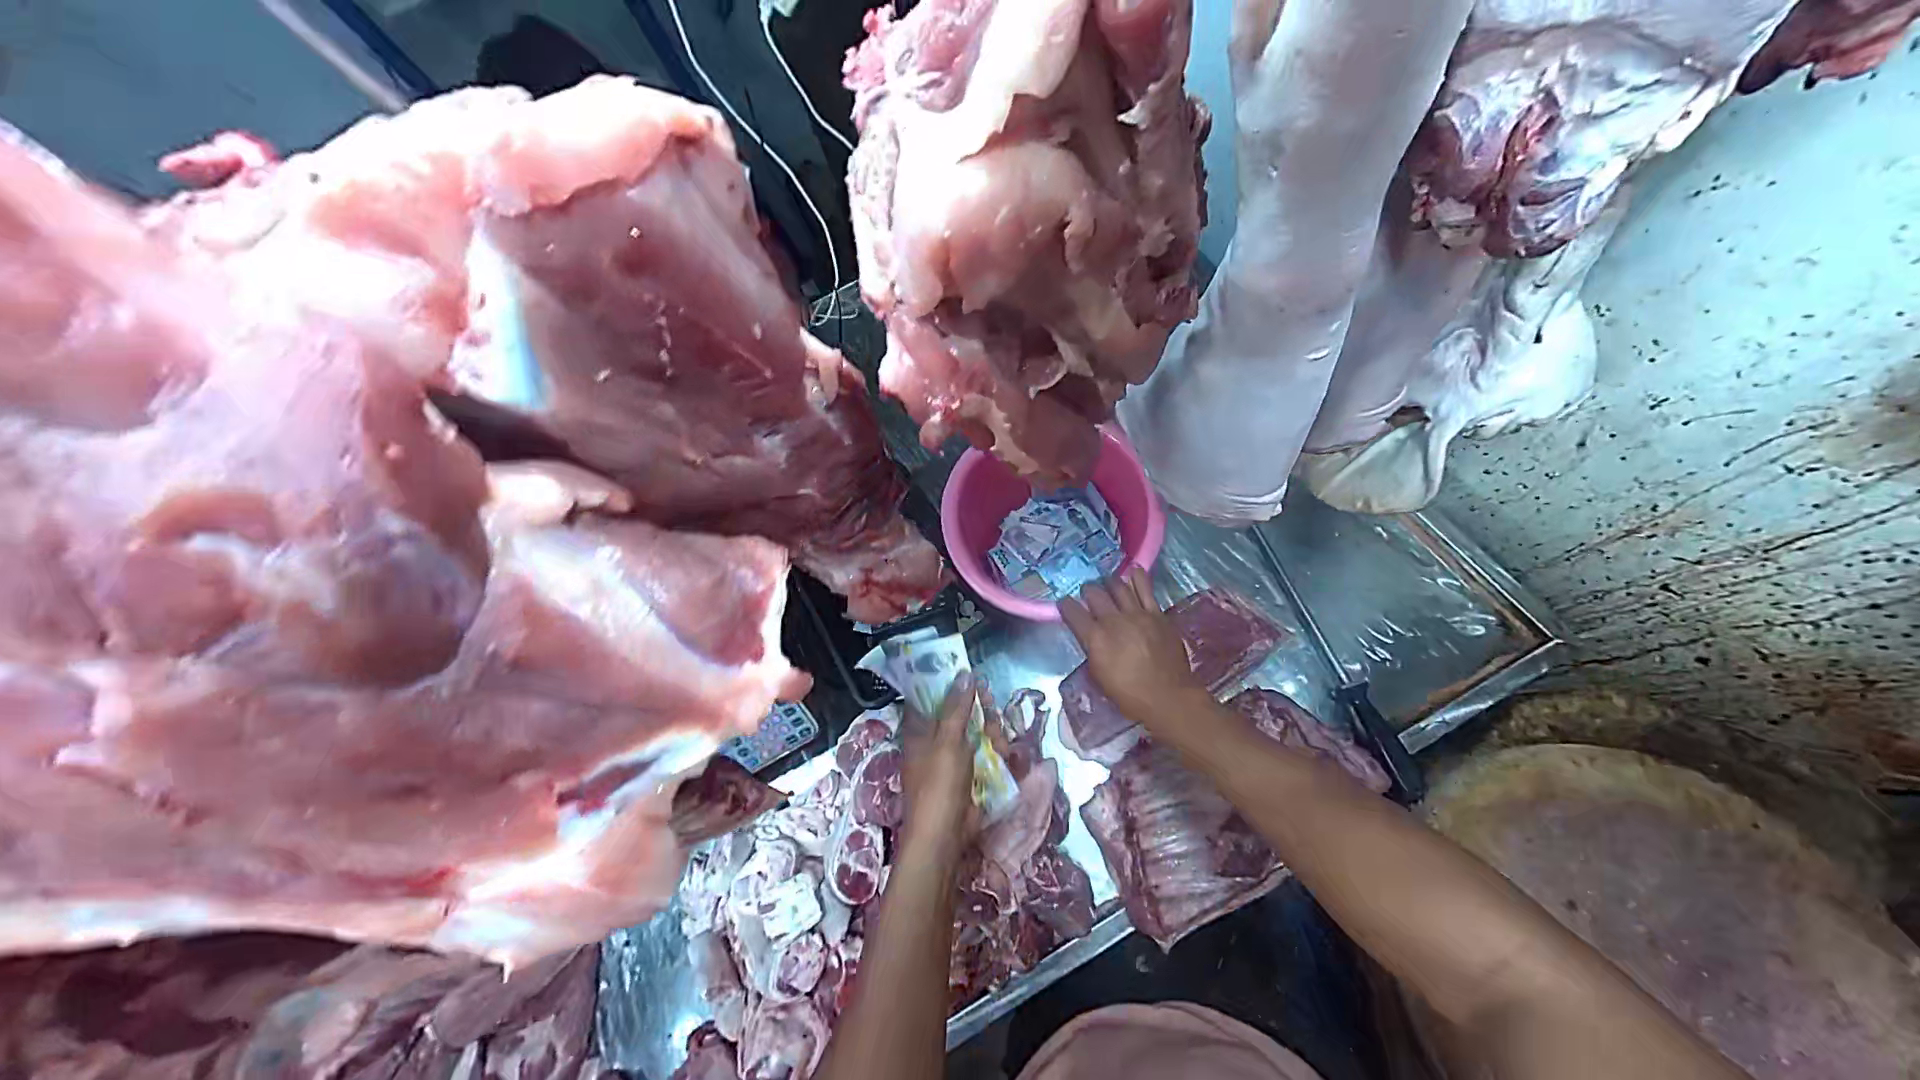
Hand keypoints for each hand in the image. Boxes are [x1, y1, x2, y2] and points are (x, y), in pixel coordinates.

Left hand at [898, 673, 981, 872]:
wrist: (944, 837)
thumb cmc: (938, 786)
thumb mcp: (947, 741)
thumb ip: (957, 707)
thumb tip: (964, 674)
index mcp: (919, 731)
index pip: (929, 697)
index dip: (947, 684)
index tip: (969, 675)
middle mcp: (934, 742)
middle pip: (959, 714)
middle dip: (979, 711)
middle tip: (991, 707)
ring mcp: (953, 760)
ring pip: (976, 734)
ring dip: (992, 734)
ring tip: (1000, 742)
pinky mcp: (970, 776)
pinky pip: (985, 756)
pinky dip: (996, 754)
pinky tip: (1008, 755)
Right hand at [1059, 569, 1201, 724]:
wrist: (1168, 697)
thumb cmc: (1130, 695)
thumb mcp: (1099, 676)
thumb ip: (1092, 651)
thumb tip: (1090, 639)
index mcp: (1095, 639)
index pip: (1072, 612)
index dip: (1065, 605)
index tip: (1064, 603)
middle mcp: (1113, 621)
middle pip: (1095, 594)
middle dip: (1087, 590)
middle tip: (1088, 592)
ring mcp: (1137, 615)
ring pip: (1118, 586)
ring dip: (1109, 582)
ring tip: (1107, 582)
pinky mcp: (1157, 614)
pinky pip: (1146, 589)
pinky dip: (1137, 578)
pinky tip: (1133, 571)